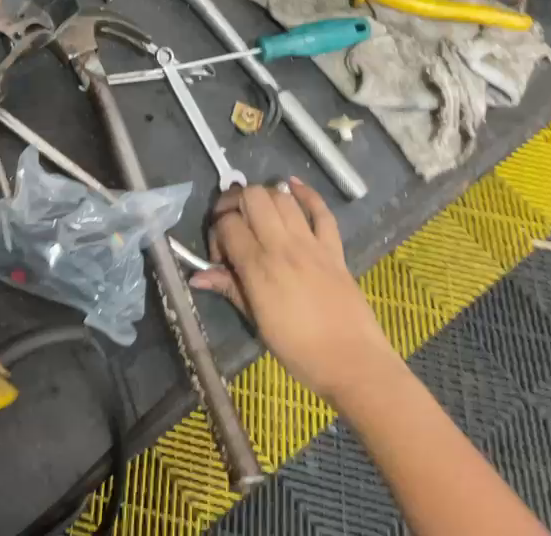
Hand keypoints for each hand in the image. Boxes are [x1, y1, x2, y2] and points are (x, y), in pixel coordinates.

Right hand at [191, 179, 400, 402]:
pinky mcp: (335, 250)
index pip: (227, 224)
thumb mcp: (256, 321)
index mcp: (258, 266)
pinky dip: (307, 195)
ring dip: (265, 198)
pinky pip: (322, 212)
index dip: (217, 233)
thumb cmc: (299, 349)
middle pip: (252, 198)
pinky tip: (293, 187)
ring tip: (258, 215)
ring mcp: (311, 245)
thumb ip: (229, 289)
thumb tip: (197, 276)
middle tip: (234, 224)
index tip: (221, 256)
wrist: (354, 364)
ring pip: (282, 198)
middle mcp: (282, 246)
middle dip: (235, 203)